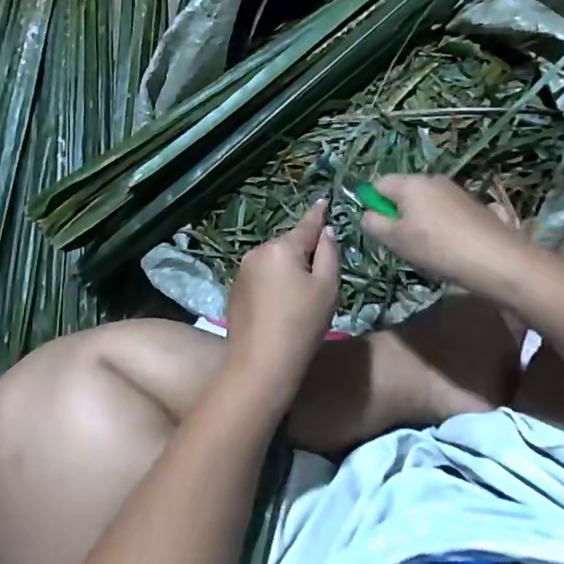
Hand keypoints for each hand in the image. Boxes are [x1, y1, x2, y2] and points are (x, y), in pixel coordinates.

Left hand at [223, 201, 339, 398]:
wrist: (261, 362)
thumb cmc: (302, 324)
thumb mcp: (327, 287)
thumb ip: (328, 253)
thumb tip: (325, 232)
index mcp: (281, 247)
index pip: (306, 225)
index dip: (318, 215)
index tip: (324, 201)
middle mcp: (257, 251)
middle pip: (288, 245)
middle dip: (303, 253)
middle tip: (320, 280)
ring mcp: (242, 271)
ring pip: (273, 261)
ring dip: (287, 269)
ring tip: (300, 298)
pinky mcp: (235, 289)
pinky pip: (260, 276)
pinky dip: (272, 283)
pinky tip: (280, 306)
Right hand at [357, 175, 527, 294]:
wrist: (497, 260)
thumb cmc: (437, 247)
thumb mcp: (395, 239)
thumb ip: (374, 224)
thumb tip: (369, 215)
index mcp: (410, 183)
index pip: (378, 184)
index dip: (373, 204)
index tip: (381, 229)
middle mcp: (433, 179)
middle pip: (403, 192)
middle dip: (397, 214)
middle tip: (401, 242)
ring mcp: (456, 191)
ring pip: (424, 203)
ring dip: (418, 222)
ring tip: (426, 249)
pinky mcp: (473, 206)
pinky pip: (444, 212)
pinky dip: (439, 226)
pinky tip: (448, 248)